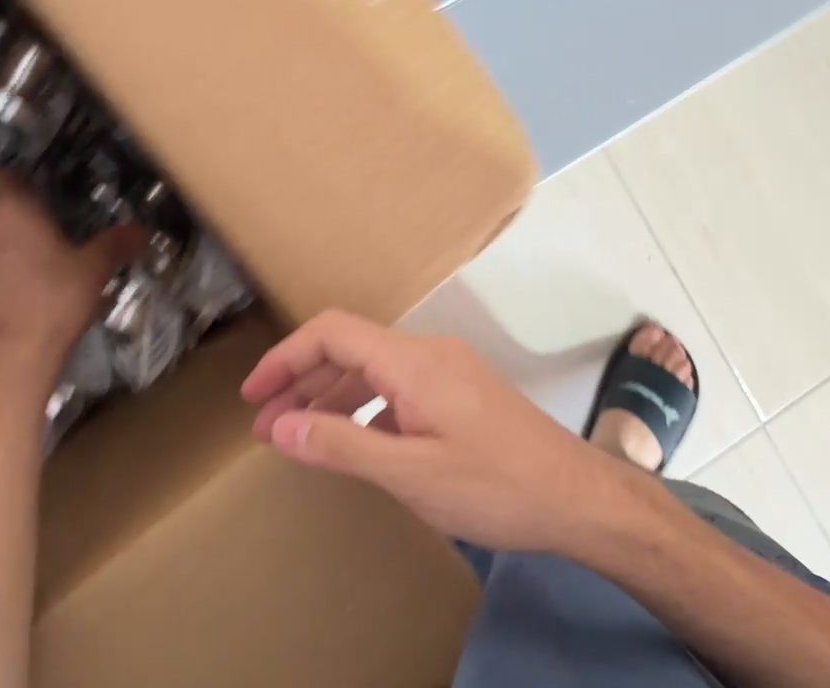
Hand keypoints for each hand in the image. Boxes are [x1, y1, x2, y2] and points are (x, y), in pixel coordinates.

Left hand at [0, 172, 144, 390]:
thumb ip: (117, 244)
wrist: (11, 360)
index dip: (14, 183)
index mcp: (9, 212)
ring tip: (27, 274)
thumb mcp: (96, 270)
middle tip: (46, 242)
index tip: (37, 196)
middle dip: (14, 224)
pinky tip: (11, 300)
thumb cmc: (55, 300)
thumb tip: (142, 230)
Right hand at [241, 310, 633, 553]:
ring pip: (374, 369)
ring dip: (331, 397)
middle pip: (351, 348)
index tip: (253, 395)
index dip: (286, 356)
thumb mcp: (410, 473)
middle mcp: (429, 353)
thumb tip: (281, 425)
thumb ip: (343, 445)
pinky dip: (365, 408)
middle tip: (263, 424)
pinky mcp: (461, 392)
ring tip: (297, 435)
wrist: (576, 497)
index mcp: (413, 361)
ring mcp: (449, 371)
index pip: (334, 332)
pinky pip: (399, 387)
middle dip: (302, 380)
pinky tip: (353, 442)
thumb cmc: (494, 485)